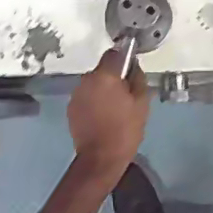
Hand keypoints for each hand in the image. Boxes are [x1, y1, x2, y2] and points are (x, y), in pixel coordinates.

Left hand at [68, 47, 148, 181]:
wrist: (100, 159)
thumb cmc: (124, 130)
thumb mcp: (141, 104)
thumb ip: (138, 79)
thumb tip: (133, 66)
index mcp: (105, 76)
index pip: (114, 54)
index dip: (123, 59)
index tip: (130, 70)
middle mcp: (87, 79)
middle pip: (102, 69)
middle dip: (113, 77)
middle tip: (125, 95)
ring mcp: (76, 93)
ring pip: (93, 83)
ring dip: (102, 89)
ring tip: (113, 108)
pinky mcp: (71, 107)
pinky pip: (85, 96)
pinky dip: (93, 100)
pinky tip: (101, 116)